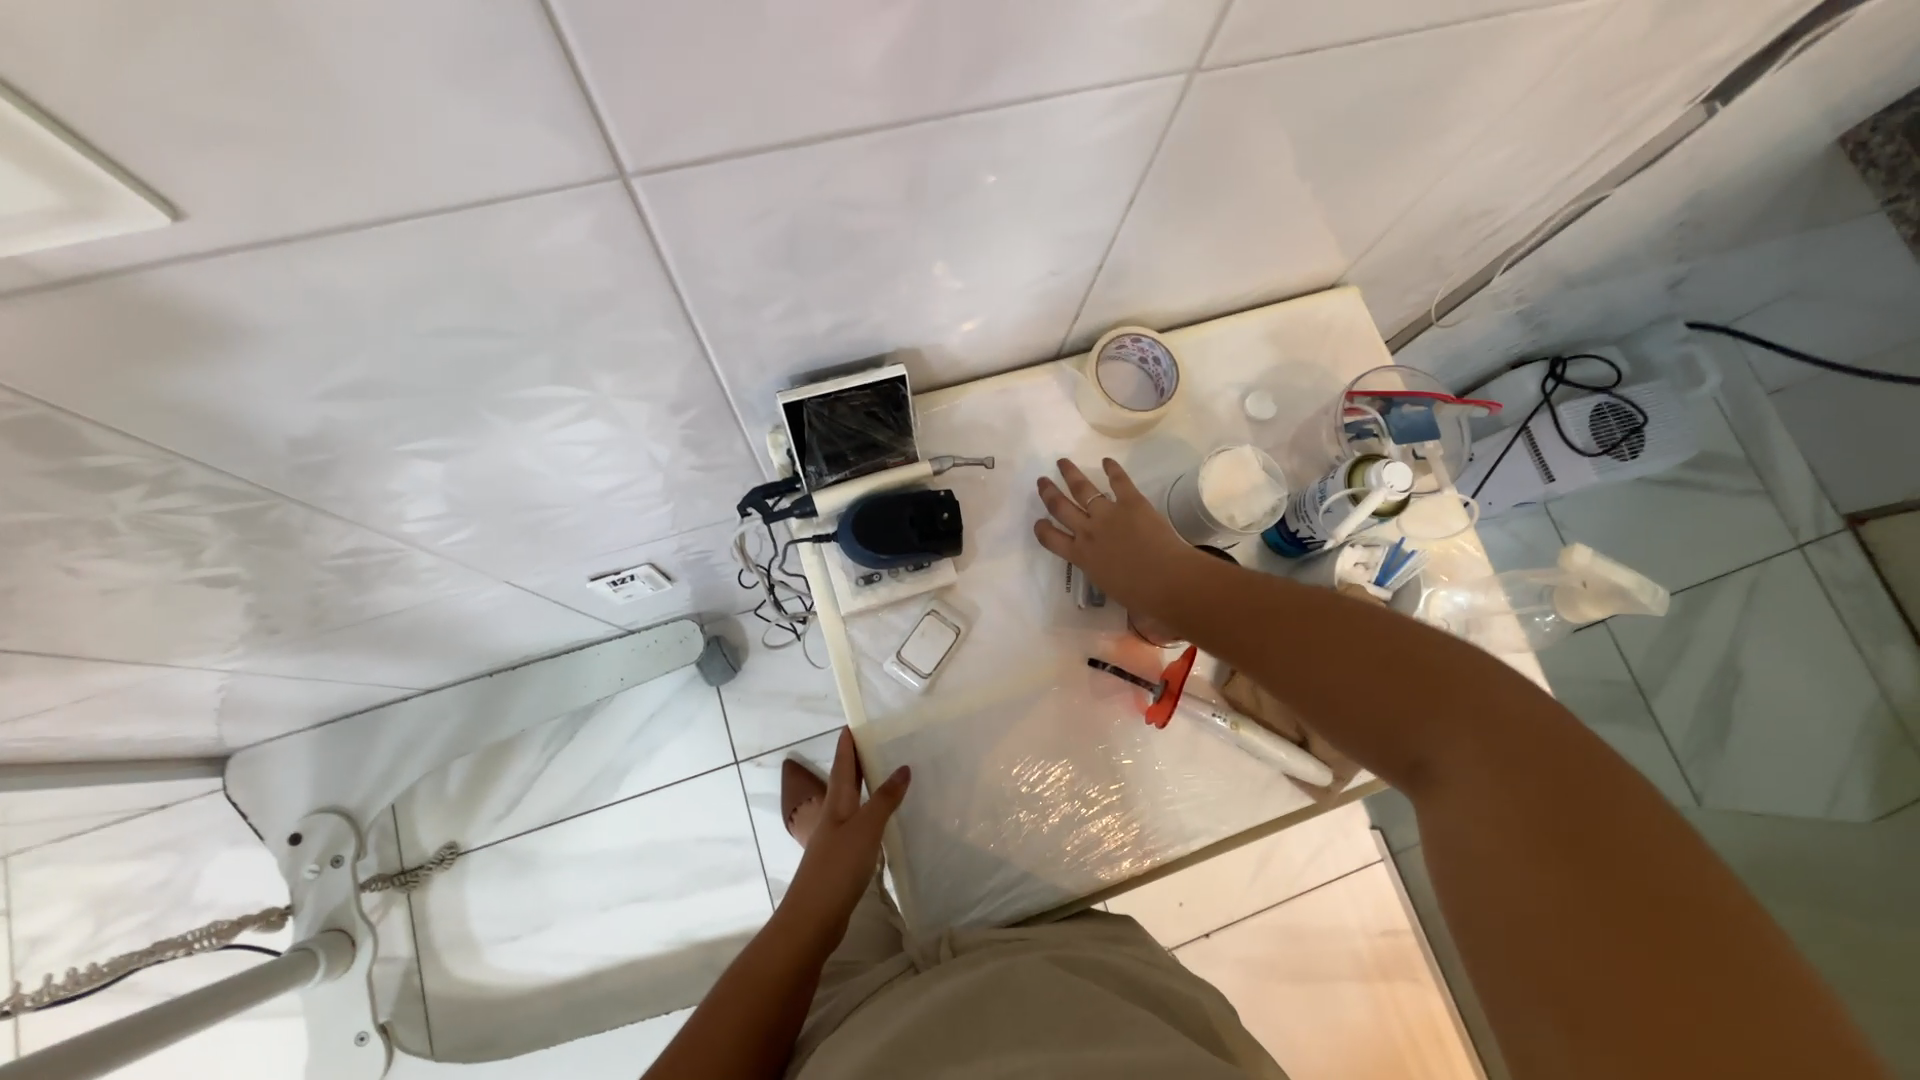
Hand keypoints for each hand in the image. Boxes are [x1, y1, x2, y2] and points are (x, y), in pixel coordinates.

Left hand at [780, 729, 909, 935]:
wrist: (813, 918)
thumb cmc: (837, 867)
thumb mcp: (865, 828)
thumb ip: (884, 800)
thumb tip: (903, 768)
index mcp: (836, 803)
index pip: (843, 765)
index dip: (847, 744)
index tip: (853, 722)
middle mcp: (833, 816)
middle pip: (845, 782)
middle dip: (856, 761)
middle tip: (874, 742)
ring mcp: (836, 839)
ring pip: (852, 804)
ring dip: (865, 788)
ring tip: (885, 777)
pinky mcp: (842, 861)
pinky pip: (859, 827)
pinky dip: (871, 816)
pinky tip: (883, 824)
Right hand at [1034, 458, 1204, 614]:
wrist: (1167, 581)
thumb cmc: (1141, 596)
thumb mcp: (1109, 587)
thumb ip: (1102, 573)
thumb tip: (1108, 572)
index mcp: (1081, 556)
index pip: (1051, 539)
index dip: (1042, 528)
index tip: (1039, 521)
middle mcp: (1088, 532)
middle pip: (1060, 507)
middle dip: (1048, 493)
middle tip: (1042, 481)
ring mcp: (1108, 514)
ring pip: (1082, 488)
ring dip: (1070, 474)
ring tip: (1062, 462)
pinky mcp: (1131, 502)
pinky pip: (1118, 481)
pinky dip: (1112, 469)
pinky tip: (1106, 461)